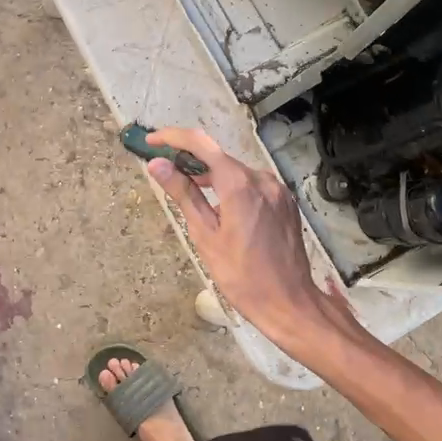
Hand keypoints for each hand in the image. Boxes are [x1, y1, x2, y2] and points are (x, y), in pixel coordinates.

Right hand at [145, 127, 347, 344]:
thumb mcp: (205, 235)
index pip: (200, 144)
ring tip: (190, 192)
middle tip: (165, 170)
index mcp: (239, 184)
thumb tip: (157, 164)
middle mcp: (262, 178)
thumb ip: (183, 194)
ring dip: (212, 176)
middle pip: (219, 157)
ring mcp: (277, 189)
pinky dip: (233, 188)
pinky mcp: (286, 202)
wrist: (290, 303)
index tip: (151, 140)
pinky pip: (254, 185)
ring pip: (237, 172)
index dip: (172, 137)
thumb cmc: (241, 275)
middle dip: (190, 160)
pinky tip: (222, 209)